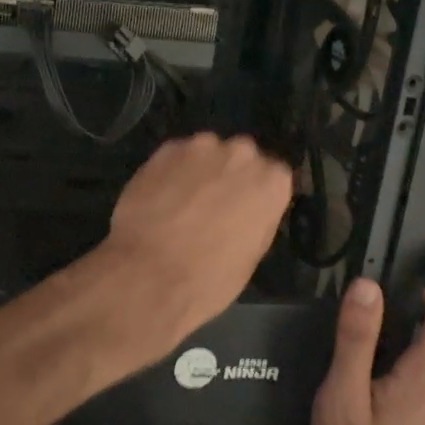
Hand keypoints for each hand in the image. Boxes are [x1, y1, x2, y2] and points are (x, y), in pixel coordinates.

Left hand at [88, 133, 291, 354]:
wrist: (150, 273)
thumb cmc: (210, 277)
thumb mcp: (251, 256)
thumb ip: (257, 219)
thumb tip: (248, 209)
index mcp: (271, 181)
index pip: (273, 177)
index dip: (256, 194)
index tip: (244, 210)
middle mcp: (241, 153)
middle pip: (240, 157)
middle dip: (229, 175)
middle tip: (212, 204)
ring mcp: (201, 146)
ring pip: (206, 153)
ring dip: (199, 170)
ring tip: (182, 201)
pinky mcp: (166, 149)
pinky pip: (176, 156)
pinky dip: (171, 171)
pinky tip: (160, 196)